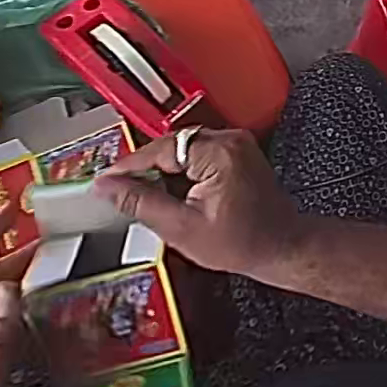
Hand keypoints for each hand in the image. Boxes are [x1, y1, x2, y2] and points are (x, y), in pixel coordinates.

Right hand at [92, 128, 306, 277]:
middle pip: (171, 145)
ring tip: (146, 197)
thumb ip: (141, 203)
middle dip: (145, 168)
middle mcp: (230, 140)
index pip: (160, 149)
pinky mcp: (238, 152)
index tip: (105, 180)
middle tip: (120, 191)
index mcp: (218, 153)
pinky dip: (182, 171)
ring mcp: (237, 144)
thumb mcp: (181, 228)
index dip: (128, 165)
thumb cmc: (242, 242)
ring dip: (163, 170)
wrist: (280, 246)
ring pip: (183, 149)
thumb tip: (107, 187)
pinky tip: (173, 194)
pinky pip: (199, 153)